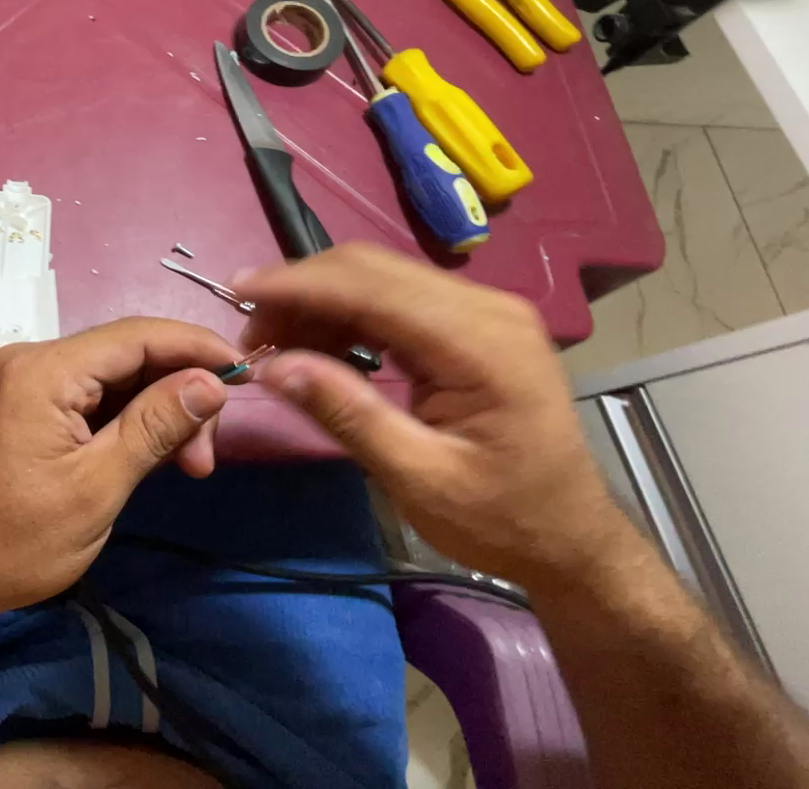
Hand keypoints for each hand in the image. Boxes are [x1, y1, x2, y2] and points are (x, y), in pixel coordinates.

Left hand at [0, 318, 239, 653]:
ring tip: (189, 466)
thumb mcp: (96, 488)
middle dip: (178, 394)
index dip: (197, 347)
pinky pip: (89, 397)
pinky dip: (126, 422)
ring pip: (113, 378)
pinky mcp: (25, 405)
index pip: (137, 335)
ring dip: (157, 413)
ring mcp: (25, 381)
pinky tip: (153, 454)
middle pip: (128, 355)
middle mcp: (33, 359)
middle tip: (208, 457)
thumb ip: (155, 427)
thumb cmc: (13, 540)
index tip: (247, 374)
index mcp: (45, 369)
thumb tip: (211, 382)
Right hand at [234, 244, 640, 591]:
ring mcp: (478, 311)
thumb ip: (348, 415)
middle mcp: (484, 308)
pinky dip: (341, 315)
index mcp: (481, 343)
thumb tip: (273, 366)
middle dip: (299, 291)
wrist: (571, 539)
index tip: (236, 290)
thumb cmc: (501, 519)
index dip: (297, 285)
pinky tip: (316, 348)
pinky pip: (388, 299)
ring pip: (373, 278)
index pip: (371, 288)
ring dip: (315, 302)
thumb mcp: (419, 478)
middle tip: (251, 336)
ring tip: (275, 347)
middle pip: (369, 269)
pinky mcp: (466, 323)